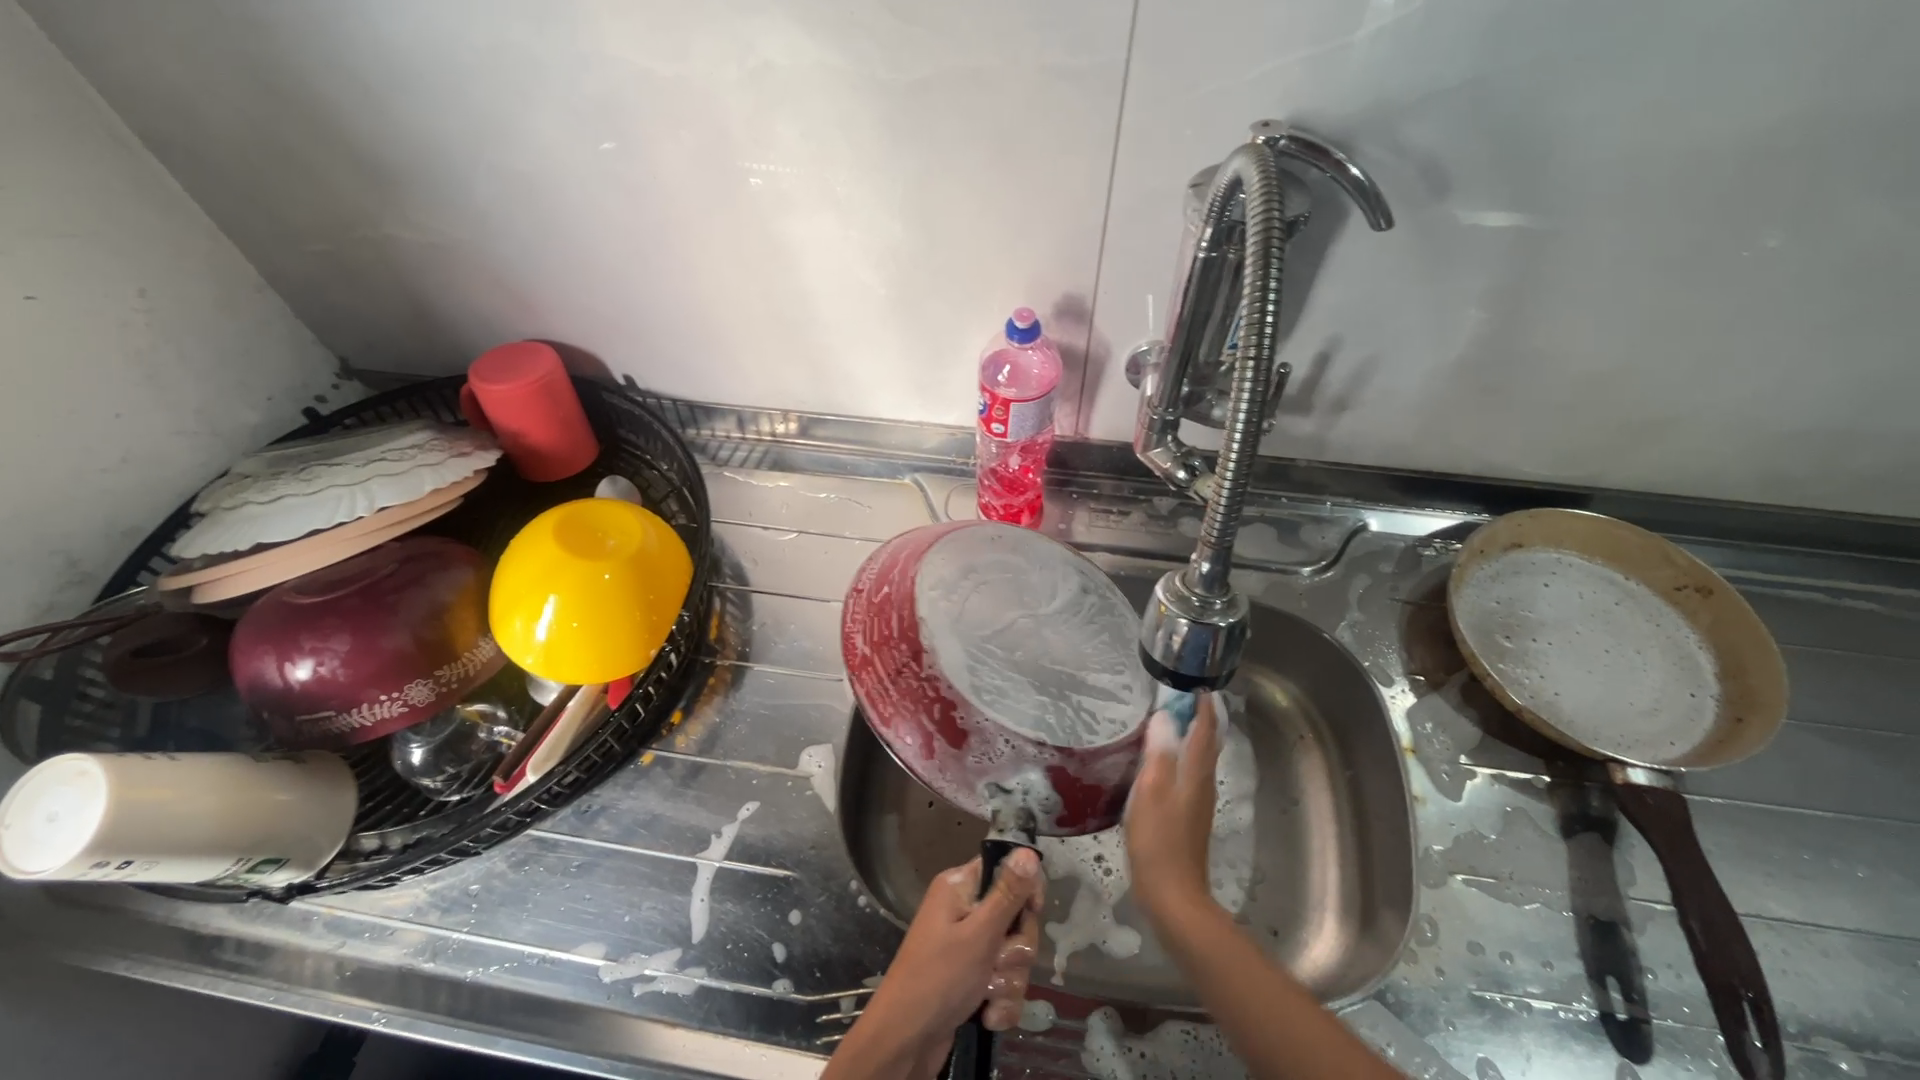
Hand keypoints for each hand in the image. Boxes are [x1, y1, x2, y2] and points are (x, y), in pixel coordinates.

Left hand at [831, 848, 1044, 1077]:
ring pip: (1015, 955)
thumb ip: (1007, 894)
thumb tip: (1028, 851)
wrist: (906, 1040)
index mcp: (960, 888)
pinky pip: (1006, 982)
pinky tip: (986, 1016)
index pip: (1006, 869)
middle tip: (997, 962)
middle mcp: (965, 912)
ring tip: (987, 995)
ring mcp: (969, 947)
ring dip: (1008, 981)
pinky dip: (1001, 1001)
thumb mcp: (978, 934)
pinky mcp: (974, 979)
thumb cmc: (938, 978)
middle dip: (1016, 949)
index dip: (1025, 891)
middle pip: (1017, 917)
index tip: (1032, 912)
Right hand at [1124, 692, 1223, 923]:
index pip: (1205, 731)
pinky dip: (1180, 759)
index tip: (1196, 684)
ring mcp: (1197, 803)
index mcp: (1196, 774)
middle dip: (1200, 719)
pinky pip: (1188, 775)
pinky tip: (1160, 763)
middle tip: (1182, 696)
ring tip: (1169, 721)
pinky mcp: (1187, 817)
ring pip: (1198, 760)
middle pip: (1206, 744)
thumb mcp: (1151, 793)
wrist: (1173, 895)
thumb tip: (1165, 717)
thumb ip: (1159, 754)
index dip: (1204, 706)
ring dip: (1190, 738)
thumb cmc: (1158, 842)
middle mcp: (1202, 784)